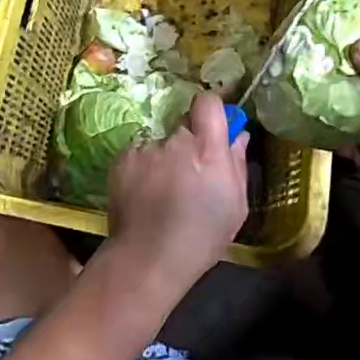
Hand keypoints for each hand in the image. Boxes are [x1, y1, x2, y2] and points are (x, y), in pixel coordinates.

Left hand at [104, 91, 249, 293]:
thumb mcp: (236, 205)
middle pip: (183, 125)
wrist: (148, 257)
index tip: (214, 124)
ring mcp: (144, 148)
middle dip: (188, 141)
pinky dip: (142, 168)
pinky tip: (145, 194)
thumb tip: (238, 135)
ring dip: (164, 157)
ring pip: (159, 142)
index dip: (211, 109)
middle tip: (189, 172)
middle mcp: (174, 140)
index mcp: (207, 149)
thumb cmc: (202, 236)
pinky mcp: (122, 158)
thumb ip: (237, 163)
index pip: (208, 103)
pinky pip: (138, 154)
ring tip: (163, 190)